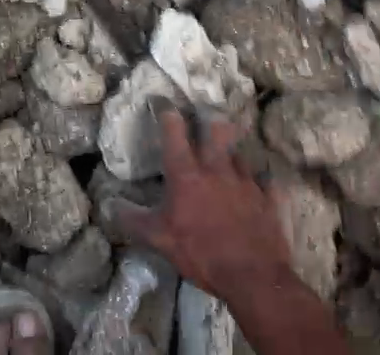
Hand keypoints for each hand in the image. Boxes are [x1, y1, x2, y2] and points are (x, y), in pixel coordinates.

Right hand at [113, 106, 293, 301]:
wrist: (254, 279)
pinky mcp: (270, 200)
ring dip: (232, 155)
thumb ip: (133, 219)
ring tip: (228, 161)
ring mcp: (247, 183)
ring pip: (240, 155)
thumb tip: (109, 205)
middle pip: (217, 130)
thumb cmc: (201, 253)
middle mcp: (217, 169)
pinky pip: (267, 182)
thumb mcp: (159, 239)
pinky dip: (261, 181)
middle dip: (210, 122)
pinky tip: (259, 186)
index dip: (166, 112)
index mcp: (187, 174)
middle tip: (206, 123)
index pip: (174, 131)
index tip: (161, 101)